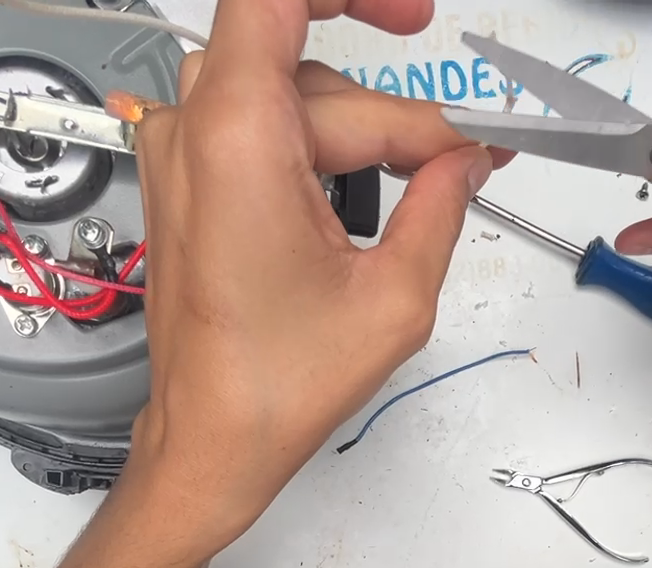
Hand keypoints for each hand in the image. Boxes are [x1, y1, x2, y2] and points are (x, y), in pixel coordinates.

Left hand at [126, 0, 495, 554]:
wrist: (214, 440)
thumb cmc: (279, 385)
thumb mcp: (396, 296)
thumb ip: (442, 204)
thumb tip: (469, 157)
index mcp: (239, 137)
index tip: (422, 18)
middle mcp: (195, 134)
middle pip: (316, 81)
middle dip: (397, 127)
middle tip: (464, 167)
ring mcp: (183, 162)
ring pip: (291, 110)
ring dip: (358, 145)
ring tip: (413, 196)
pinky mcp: (188, 192)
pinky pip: (262, 141)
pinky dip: (318, 160)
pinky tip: (356, 205)